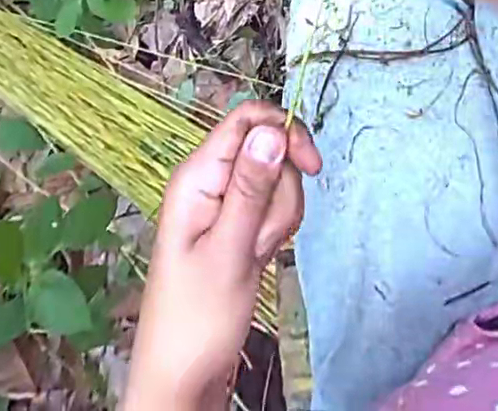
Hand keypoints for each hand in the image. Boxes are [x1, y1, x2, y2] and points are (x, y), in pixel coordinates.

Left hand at [123, 101, 321, 410]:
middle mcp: (212, 178)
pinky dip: (276, 229)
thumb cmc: (197, 319)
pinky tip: (261, 256)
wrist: (185, 379)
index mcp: (198, 174)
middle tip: (261, 237)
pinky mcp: (240, 221)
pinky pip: (272, 205)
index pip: (246, 119)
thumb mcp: (229, 251)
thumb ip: (251, 187)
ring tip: (255, 254)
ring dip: (279, 216)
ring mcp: (226, 201)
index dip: (283, 130)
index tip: (311, 167)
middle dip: (280, 191)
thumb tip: (272, 128)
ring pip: (276, 180)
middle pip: (269, 149)